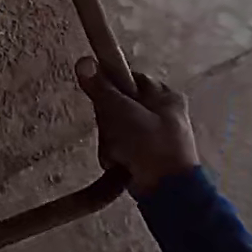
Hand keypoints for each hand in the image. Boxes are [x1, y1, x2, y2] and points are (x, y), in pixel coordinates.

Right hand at [74, 57, 199, 197]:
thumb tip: (83, 61)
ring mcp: (154, 134)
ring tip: (117, 150)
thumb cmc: (150, 144)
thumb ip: (102, 88)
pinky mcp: (145, 152)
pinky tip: (119, 160)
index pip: (128, 78)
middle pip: (117, 103)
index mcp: (166, 96)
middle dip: (108, 118)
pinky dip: (115, 151)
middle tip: (112, 129)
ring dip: (109, 138)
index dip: (110, 86)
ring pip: (115, 125)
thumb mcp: (122, 112)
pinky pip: (119, 143)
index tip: (100, 99)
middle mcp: (162, 112)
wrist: (168, 191)